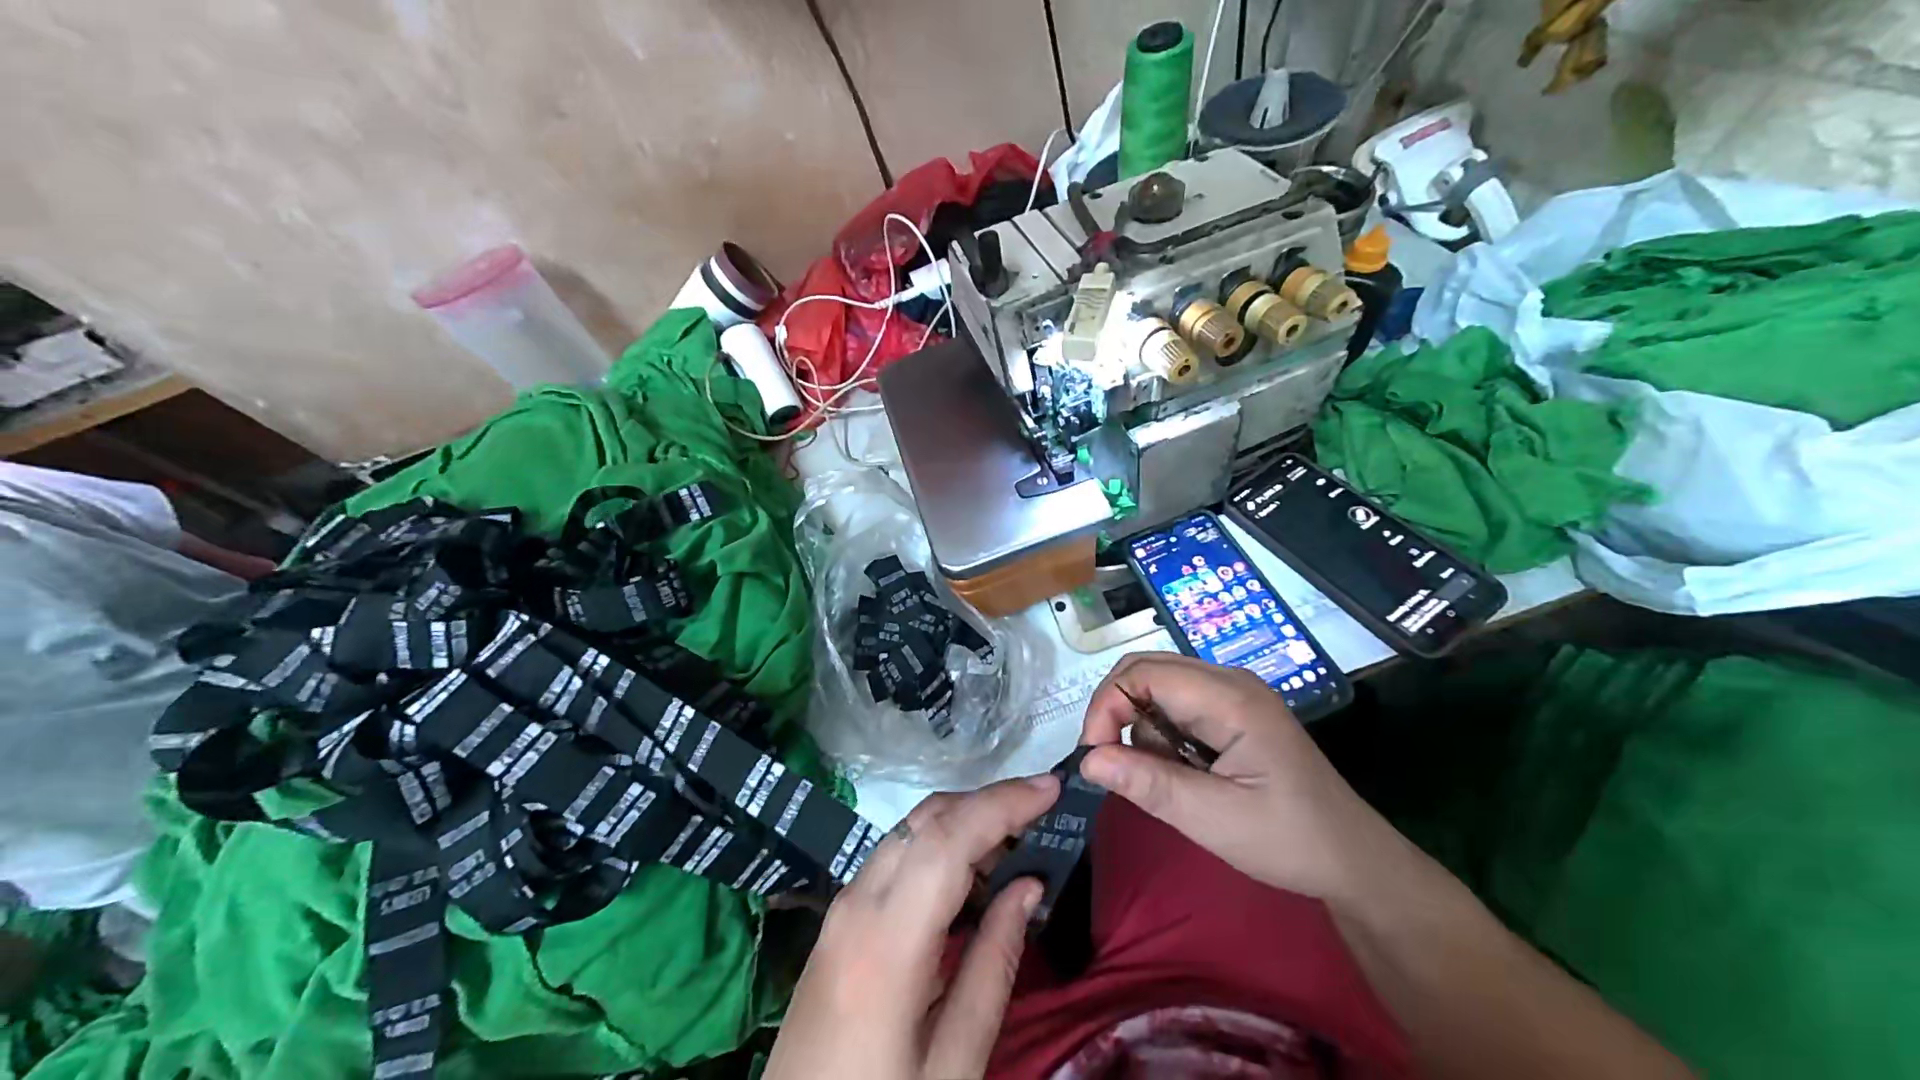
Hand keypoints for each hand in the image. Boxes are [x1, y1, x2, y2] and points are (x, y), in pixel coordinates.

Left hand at [764, 774, 1060, 1079]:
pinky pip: (894, 857)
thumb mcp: (953, 1061)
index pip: (948, 839)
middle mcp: (857, 903)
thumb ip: (993, 965)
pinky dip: (938, 845)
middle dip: (987, 802)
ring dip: (963, 820)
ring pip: (908, 832)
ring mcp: (842, 908)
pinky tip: (970, 872)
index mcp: (887, 940)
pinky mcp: (839, 919)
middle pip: (926, 821)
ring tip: (1017, 839)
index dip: (1002, 803)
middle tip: (1042, 810)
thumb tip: (1028, 887)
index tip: (1051, 788)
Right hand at [1079, 652, 1411, 904]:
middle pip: (1147, 669)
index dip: (1107, 706)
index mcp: (1231, 698)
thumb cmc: (1288, 840)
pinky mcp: (1233, 712)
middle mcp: (1230, 681)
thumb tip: (1087, 760)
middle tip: (1112, 762)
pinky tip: (1181, 770)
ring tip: (1162, 776)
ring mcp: (1234, 694)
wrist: (1352, 859)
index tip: (1095, 757)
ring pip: (1158, 685)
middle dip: (1117, 710)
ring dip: (1141, 726)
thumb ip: (1149, 784)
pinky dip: (1161, 732)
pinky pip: (1177, 703)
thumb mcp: (1213, 819)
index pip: (1144, 673)